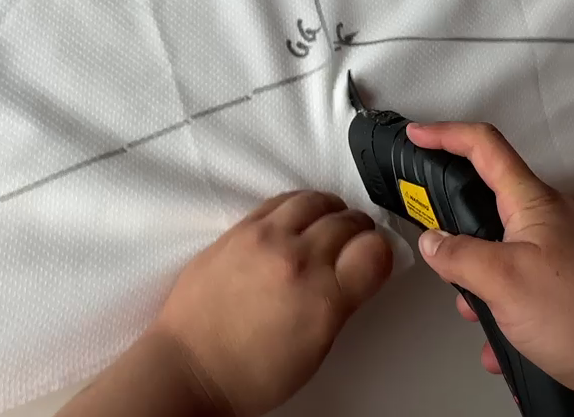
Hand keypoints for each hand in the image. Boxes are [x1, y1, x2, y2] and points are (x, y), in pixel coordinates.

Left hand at [149, 190, 392, 416]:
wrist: (191, 365)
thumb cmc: (251, 373)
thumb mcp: (315, 349)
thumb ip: (342, 303)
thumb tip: (361, 270)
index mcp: (323, 298)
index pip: (374, 250)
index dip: (382, 250)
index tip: (377, 255)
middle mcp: (297, 259)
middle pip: (347, 221)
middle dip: (359, 228)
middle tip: (357, 237)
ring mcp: (266, 237)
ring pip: (315, 200)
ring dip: (331, 208)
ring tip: (332, 219)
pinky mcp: (241, 227)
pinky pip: (282, 200)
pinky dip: (300, 204)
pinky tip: (301, 215)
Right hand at [410, 123, 573, 415]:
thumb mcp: (502, 281)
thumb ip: (457, 256)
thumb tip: (434, 242)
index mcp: (534, 201)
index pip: (483, 145)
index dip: (445, 134)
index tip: (418, 134)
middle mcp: (551, 218)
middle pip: (490, 197)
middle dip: (457, 223)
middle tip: (435, 234)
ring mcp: (564, 251)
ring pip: (504, 247)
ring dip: (480, 275)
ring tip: (476, 308)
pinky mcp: (573, 285)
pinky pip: (524, 282)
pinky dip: (505, 305)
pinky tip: (503, 337)